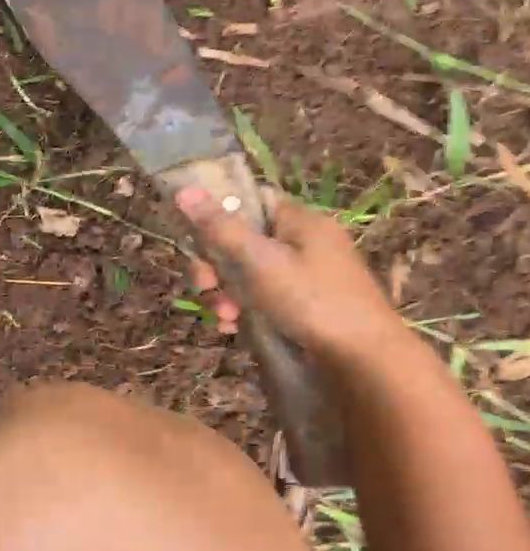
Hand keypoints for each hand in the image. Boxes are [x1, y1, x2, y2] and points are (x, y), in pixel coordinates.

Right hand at [176, 188, 416, 366]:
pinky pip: (257, 294)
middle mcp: (304, 242)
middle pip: (239, 238)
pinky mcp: (302, 300)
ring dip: (223, 291)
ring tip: (224, 315)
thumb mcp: (258, 261)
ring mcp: (304, 273)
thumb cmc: (312, 301)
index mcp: (301, 223)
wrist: (366, 361)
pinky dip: (240, 307)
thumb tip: (184, 190)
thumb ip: (220, 226)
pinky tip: (232, 325)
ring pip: (243, 270)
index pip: (250, 200)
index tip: (195, 237)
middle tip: (206, 285)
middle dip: (213, 265)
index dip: (217, 214)